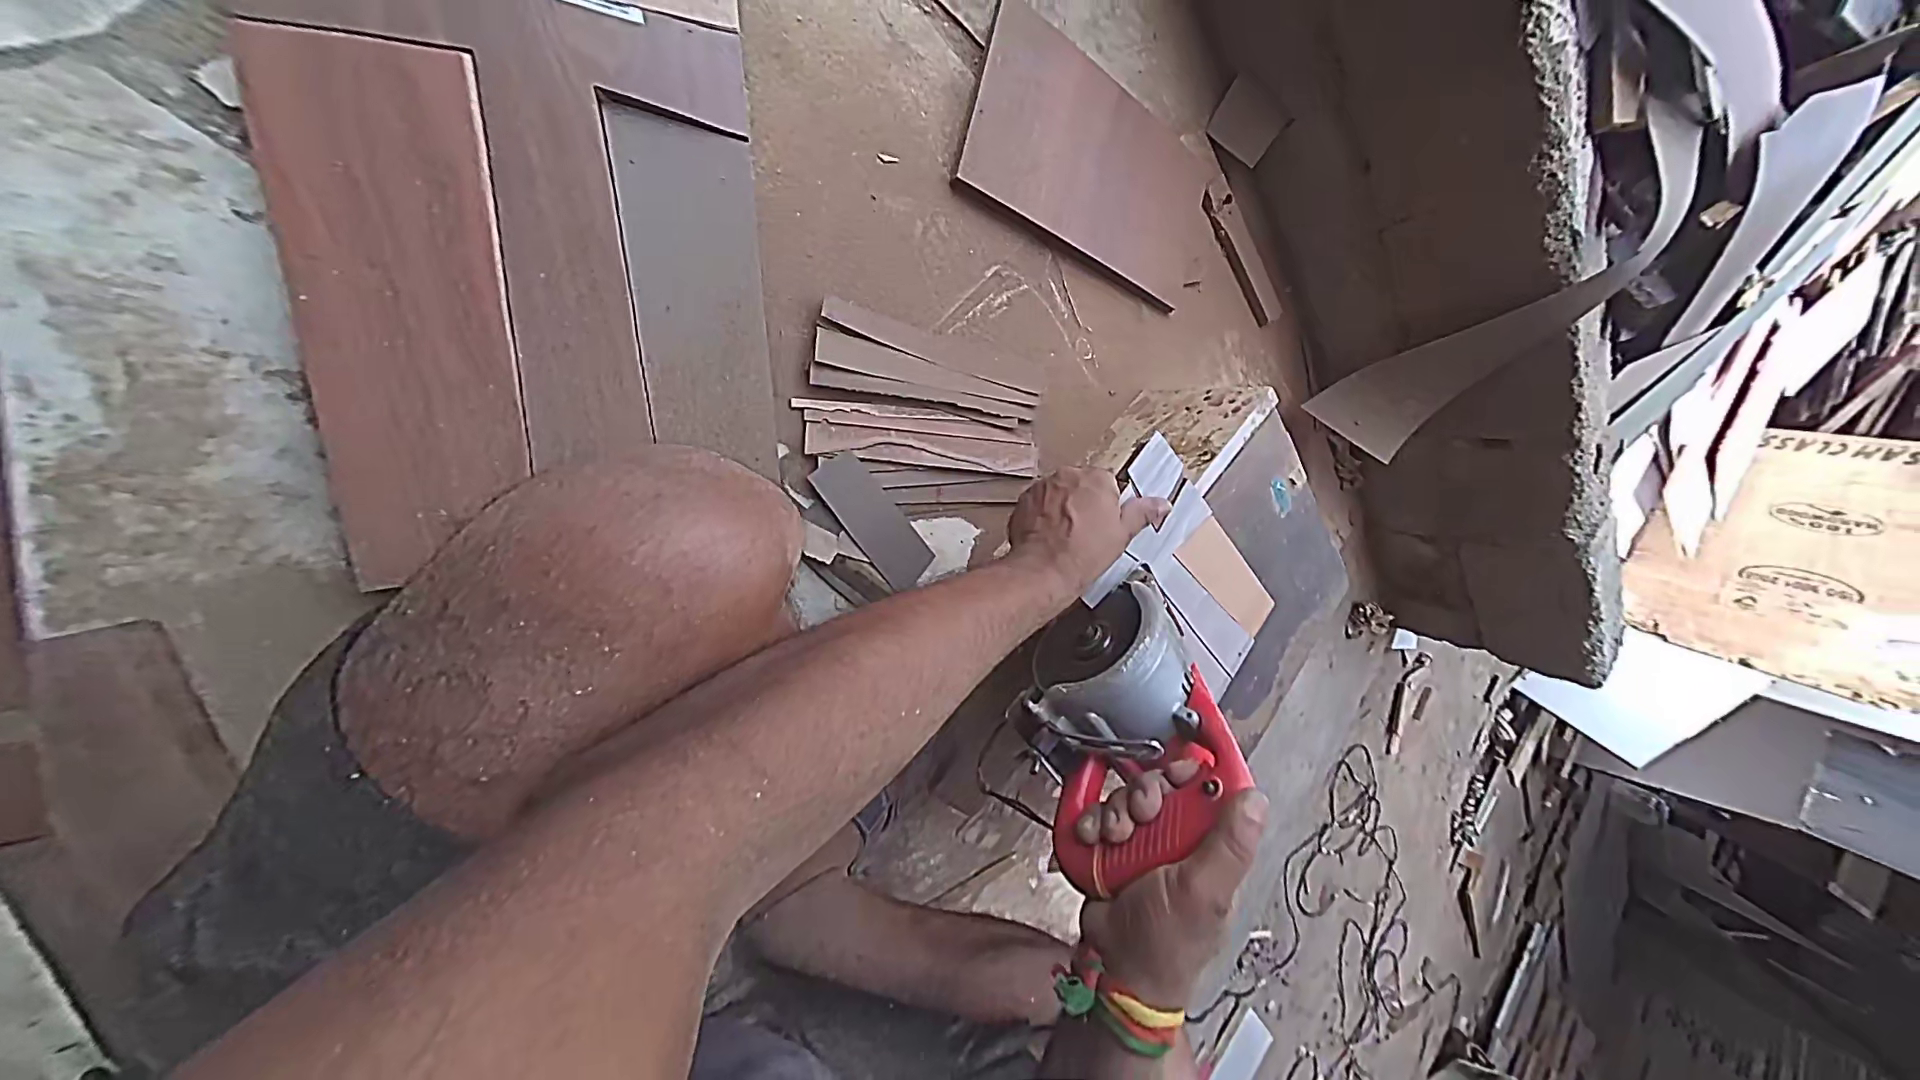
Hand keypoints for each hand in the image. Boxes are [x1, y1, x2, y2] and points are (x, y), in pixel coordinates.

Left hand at [1007, 468, 1169, 596]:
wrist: (1042, 571)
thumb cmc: (1081, 555)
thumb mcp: (1122, 535)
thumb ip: (1142, 513)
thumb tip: (1161, 504)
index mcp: (1096, 479)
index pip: (1108, 482)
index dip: (1108, 505)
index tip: (1105, 522)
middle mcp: (1067, 476)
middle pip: (1081, 485)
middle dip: (1083, 503)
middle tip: (1087, 531)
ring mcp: (1042, 487)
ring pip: (1058, 493)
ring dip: (1062, 508)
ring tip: (1066, 536)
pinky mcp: (1024, 501)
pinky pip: (1038, 503)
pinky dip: (1042, 515)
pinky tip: (1049, 536)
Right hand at [1072, 771, 1267, 1008]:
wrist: (1115, 967)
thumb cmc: (1168, 942)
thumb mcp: (1204, 892)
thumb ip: (1230, 846)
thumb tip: (1256, 799)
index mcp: (1209, 843)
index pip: (1206, 787)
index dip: (1189, 770)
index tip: (1173, 772)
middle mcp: (1177, 836)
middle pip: (1159, 783)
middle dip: (1144, 793)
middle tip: (1141, 816)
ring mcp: (1142, 840)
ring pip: (1125, 796)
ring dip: (1114, 812)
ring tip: (1114, 839)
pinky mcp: (1110, 846)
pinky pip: (1097, 814)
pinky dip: (1091, 823)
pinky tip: (1093, 842)